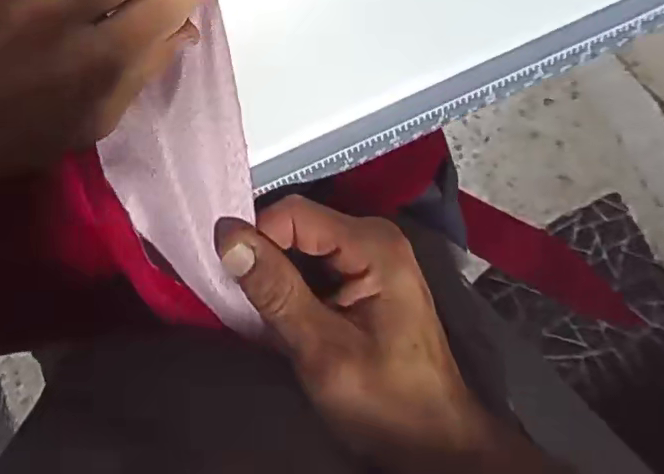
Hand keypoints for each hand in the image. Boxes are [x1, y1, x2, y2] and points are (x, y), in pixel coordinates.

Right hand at [215, 197, 560, 472]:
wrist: (437, 450)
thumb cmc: (387, 406)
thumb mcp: (323, 352)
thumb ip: (275, 290)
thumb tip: (226, 234)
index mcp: (372, 244)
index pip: (290, 213)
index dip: (257, 240)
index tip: (237, 281)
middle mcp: (371, 233)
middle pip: (292, 222)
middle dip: (264, 256)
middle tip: (250, 301)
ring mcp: (368, 249)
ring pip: (295, 238)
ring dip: (274, 270)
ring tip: (267, 309)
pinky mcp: (360, 268)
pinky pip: (307, 255)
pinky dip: (288, 279)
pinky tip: (286, 310)